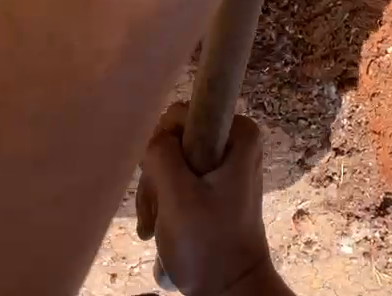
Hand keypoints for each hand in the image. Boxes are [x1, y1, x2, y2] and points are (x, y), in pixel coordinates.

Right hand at [136, 104, 285, 295]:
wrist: (231, 291)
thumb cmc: (208, 244)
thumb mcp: (177, 194)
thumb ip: (161, 151)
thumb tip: (157, 135)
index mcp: (238, 132)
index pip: (183, 115)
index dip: (166, 144)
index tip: (164, 180)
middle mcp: (236, 139)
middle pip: (176, 139)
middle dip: (158, 175)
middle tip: (155, 209)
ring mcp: (227, 161)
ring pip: (174, 159)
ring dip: (158, 192)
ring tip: (153, 226)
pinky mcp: (218, 182)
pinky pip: (182, 176)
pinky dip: (166, 199)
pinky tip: (158, 226)